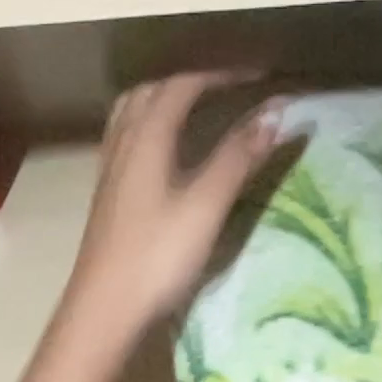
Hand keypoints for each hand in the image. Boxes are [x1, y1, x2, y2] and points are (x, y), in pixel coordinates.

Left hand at [62, 72, 278, 345]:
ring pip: (133, 113)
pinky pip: (128, 138)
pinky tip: (167, 150)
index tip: (260, 76)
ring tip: (197, 106)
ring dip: (166, 98)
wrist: (105, 307)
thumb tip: (275, 114)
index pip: (182, 85)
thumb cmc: (158, 256)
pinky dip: (152, 125)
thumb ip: (238, 158)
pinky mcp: (109, 194)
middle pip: (152, 91)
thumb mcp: (206, 205)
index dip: (221, 73)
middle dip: (192, 79)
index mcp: (146, 138)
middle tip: (230, 86)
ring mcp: (111, 169)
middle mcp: (124, 143)